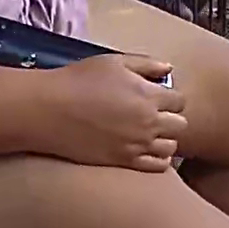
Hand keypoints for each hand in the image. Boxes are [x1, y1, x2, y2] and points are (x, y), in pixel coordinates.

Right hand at [26, 53, 186, 170]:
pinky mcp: (126, 160)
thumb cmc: (78, 80)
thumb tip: (168, 68)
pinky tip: (148, 149)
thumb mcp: (113, 62)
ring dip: (165, 139)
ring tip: (151, 133)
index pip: (180, 101)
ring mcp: (139, 144)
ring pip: (172, 146)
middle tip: (155, 115)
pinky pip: (158, 165)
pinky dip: (159, 158)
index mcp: (149, 96)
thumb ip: (145, 64)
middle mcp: (149, 122)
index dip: (171, 98)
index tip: (159, 97)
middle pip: (180, 124)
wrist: (48, 109)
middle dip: (171, 118)